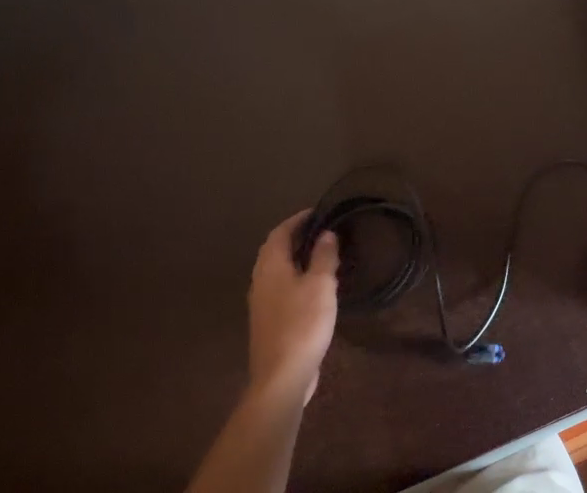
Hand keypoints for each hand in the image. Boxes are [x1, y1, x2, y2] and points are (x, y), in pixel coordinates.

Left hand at [247, 211, 338, 401]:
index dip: (297, 220)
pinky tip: (314, 286)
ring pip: (277, 271)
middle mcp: (260, 282)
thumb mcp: (321, 285)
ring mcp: (262, 304)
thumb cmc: (302, 323)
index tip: (318, 212)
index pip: (279, 233)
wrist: (282, 375)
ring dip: (295, 258)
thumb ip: (324, 256)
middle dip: (295, 237)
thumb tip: (326, 234)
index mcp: (270, 268)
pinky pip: (281, 288)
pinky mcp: (269, 322)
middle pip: (274, 251)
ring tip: (321, 254)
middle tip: (321, 230)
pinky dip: (296, 277)